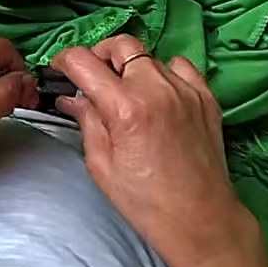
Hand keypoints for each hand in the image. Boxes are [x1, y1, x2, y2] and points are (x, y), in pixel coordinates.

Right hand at [50, 34, 255, 266]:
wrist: (201, 221)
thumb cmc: (145, 202)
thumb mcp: (101, 165)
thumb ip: (86, 121)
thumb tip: (71, 97)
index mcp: (125, 108)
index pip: (83, 61)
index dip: (64, 61)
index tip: (61, 71)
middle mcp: (156, 89)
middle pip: (120, 45)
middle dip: (100, 55)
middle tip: (94, 79)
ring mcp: (185, 90)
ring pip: (149, 55)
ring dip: (130, 67)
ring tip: (127, 92)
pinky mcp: (206, 96)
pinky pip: (179, 66)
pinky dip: (163, 72)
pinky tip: (158, 95)